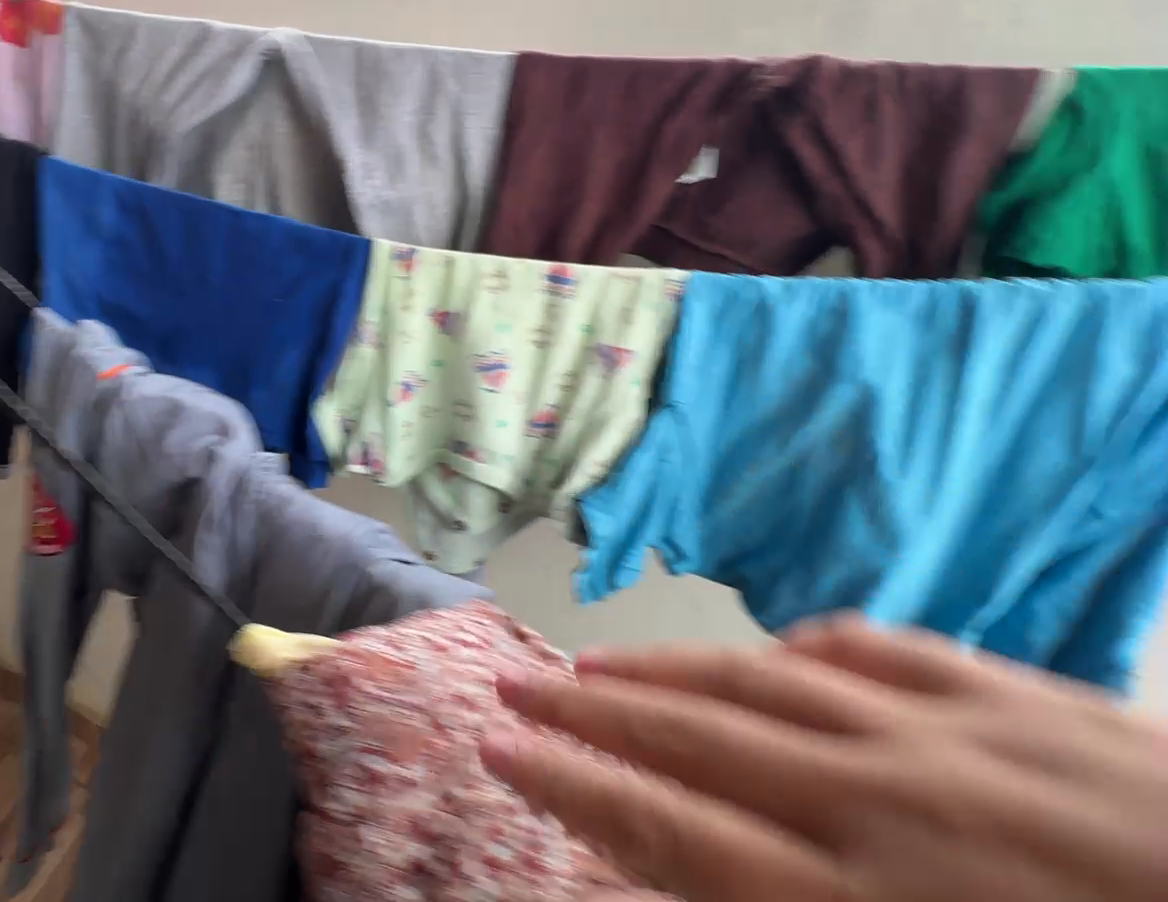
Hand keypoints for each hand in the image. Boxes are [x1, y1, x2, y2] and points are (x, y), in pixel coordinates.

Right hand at [480, 615, 1167, 901]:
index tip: (496, 747)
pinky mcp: (1034, 703)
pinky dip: (804, 651)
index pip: (671, 834)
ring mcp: (966, 740)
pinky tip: (774, 653)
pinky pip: (881, 652)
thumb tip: (709, 880)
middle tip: (507, 684)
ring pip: (763, 680)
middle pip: (695, 742)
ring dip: (664, 670)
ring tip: (594, 665)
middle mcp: (895, 810)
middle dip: (582, 713)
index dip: (569, 785)